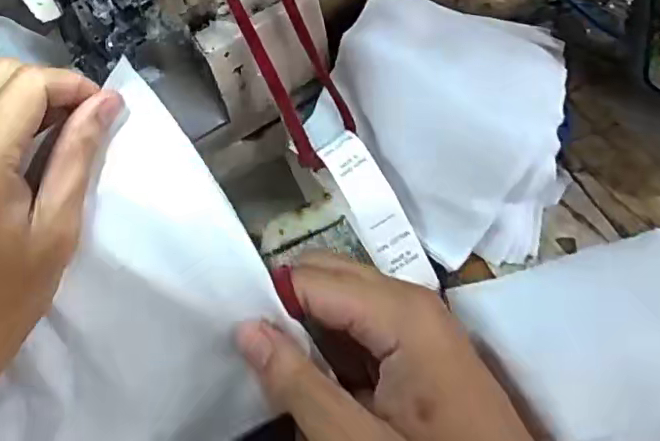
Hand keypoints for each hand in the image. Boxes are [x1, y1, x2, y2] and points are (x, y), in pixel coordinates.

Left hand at [0, 58, 122, 440]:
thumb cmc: (2, 302)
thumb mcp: (55, 230)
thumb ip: (79, 154)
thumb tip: (107, 101)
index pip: (27, 83)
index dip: (71, 84)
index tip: (104, 110)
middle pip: (1, 73)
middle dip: (48, 83)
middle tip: (82, 119)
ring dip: (25, 97)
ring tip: (60, 135)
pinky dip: (2, 116)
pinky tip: (25, 152)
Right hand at [235, 253, 532, 440]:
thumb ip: (299, 385)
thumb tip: (244, 327)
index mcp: (400, 309)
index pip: (308, 278)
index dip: (268, 303)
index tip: (237, 335)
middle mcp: (410, 298)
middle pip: (324, 275)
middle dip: (287, 308)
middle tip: (258, 353)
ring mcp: (419, 320)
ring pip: (339, 298)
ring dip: (308, 328)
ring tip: (286, 369)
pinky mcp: (422, 346)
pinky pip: (360, 324)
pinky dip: (333, 345)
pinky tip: (322, 380)